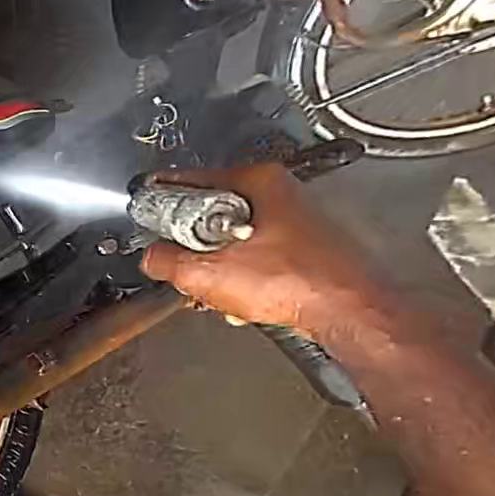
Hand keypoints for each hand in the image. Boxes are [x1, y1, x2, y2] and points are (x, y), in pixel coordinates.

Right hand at [137, 164, 390, 337]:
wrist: (349, 314)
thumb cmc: (296, 283)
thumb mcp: (207, 273)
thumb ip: (166, 262)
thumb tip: (151, 257)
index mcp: (257, 183)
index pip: (191, 180)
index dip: (162, 198)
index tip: (145, 206)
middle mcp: (279, 194)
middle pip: (210, 213)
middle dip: (191, 245)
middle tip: (182, 264)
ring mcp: (293, 221)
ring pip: (231, 239)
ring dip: (216, 266)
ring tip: (216, 290)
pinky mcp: (301, 248)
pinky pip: (253, 256)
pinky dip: (240, 276)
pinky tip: (242, 301)